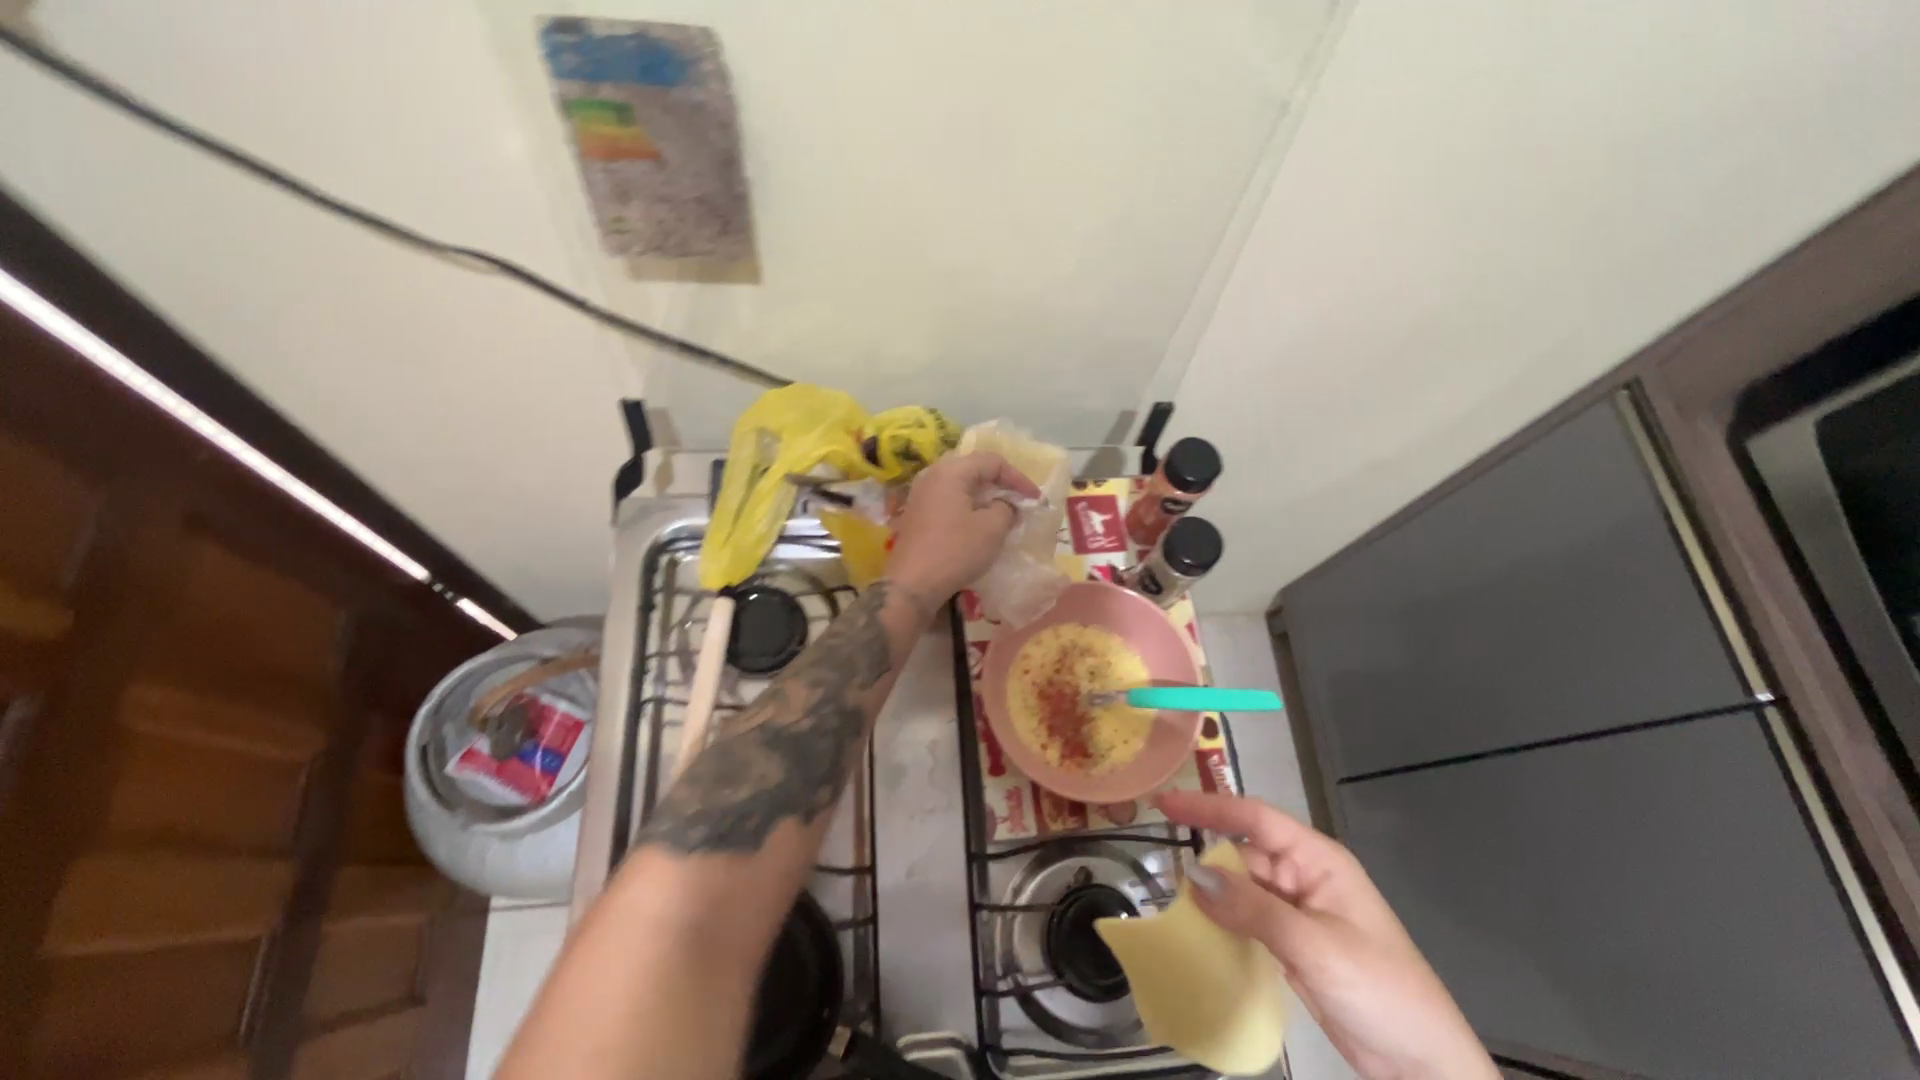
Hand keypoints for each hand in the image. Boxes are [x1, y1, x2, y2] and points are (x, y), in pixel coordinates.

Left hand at [886, 451, 1041, 602]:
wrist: (912, 584)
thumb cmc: (956, 551)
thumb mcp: (992, 528)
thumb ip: (1006, 508)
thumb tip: (1004, 505)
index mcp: (951, 471)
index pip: (992, 461)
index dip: (1018, 478)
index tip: (1034, 499)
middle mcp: (932, 475)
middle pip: (973, 468)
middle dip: (999, 483)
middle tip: (1017, 501)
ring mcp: (920, 494)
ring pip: (959, 484)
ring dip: (983, 495)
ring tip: (1001, 513)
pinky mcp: (916, 514)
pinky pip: (947, 499)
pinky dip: (967, 506)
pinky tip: (977, 524)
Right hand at [1155, 791, 1498, 1079]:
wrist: (1421, 1062)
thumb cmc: (1381, 990)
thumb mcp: (1314, 946)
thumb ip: (1252, 908)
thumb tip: (1193, 874)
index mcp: (1319, 861)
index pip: (1256, 818)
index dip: (1209, 807)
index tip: (1164, 804)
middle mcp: (1304, 878)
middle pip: (1244, 851)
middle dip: (1205, 854)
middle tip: (1157, 866)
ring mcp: (1298, 912)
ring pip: (1241, 887)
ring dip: (1210, 891)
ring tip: (1166, 897)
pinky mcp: (1291, 945)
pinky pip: (1246, 919)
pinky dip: (1221, 921)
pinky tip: (1195, 929)